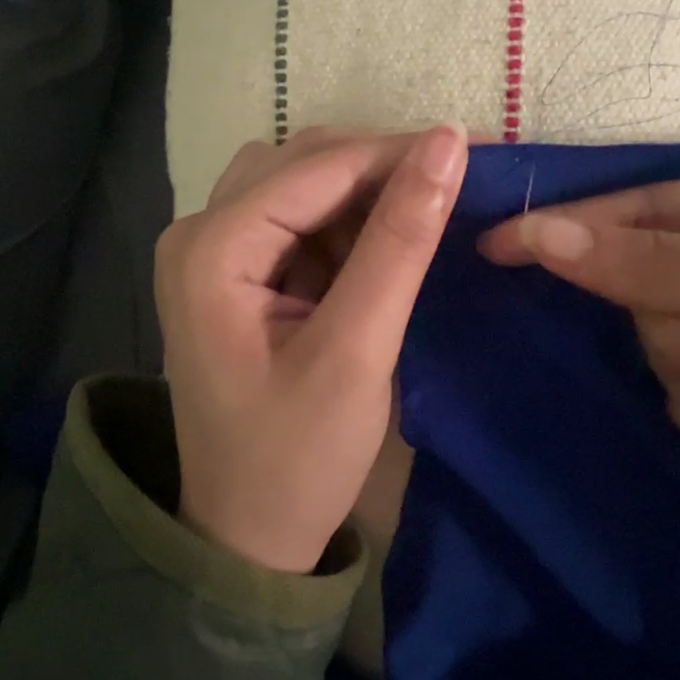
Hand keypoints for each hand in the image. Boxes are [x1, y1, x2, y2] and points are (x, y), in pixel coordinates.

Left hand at [155, 125, 466, 573]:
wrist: (249, 536)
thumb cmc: (299, 457)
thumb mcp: (357, 349)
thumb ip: (400, 243)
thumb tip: (447, 143)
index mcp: (212, 248)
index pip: (318, 167)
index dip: (399, 153)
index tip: (479, 150)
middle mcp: (200, 233)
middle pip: (303, 164)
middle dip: (382, 169)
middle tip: (459, 183)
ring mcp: (214, 253)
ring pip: (303, 186)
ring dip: (367, 195)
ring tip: (429, 217)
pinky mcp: (237, 275)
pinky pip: (299, 221)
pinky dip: (349, 226)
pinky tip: (387, 248)